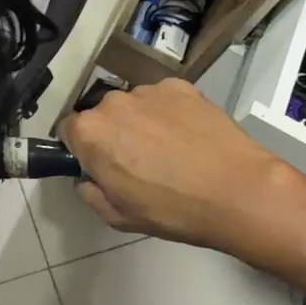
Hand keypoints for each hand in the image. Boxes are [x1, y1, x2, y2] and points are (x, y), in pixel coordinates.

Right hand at [60, 79, 305, 251]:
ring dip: (142, 123)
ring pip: (134, 106)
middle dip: (113, 135)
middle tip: (138, 164)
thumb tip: (87, 178)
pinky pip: (164, 99)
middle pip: (102, 115)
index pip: (67, 130)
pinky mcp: (180, 86)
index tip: (99, 166)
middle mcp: (113, 102)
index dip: (81, 150)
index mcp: (90, 132)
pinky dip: (170, 114)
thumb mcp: (118, 218)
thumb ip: (90, 193)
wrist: (237, 191)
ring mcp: (149, 91)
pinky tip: (190, 139)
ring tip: (172, 153)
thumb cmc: (173, 210)